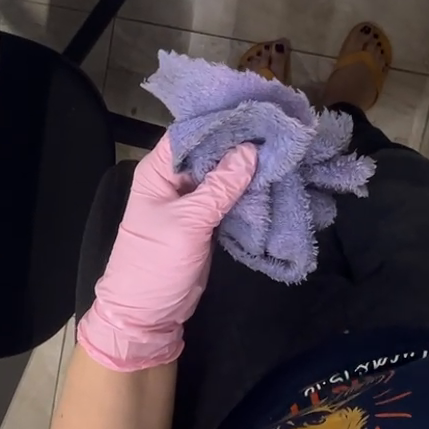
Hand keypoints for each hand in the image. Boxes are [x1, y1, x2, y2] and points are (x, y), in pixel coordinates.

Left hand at [77, 139, 257, 371]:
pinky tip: (271, 178)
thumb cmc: (156, 264)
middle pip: (209, 150)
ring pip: (221, 173)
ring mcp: (191, 200)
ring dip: (246, 166)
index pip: (190, 133)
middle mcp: (174, 178)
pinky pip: (227, 195)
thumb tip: (251, 150)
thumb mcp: (189, 223)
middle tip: (276, 130)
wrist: (148, 316)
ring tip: (280, 150)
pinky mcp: (206, 219)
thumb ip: (220, 187)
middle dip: (239, 143)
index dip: (220, 122)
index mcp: (158, 170)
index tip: (255, 113)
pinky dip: (246, 189)